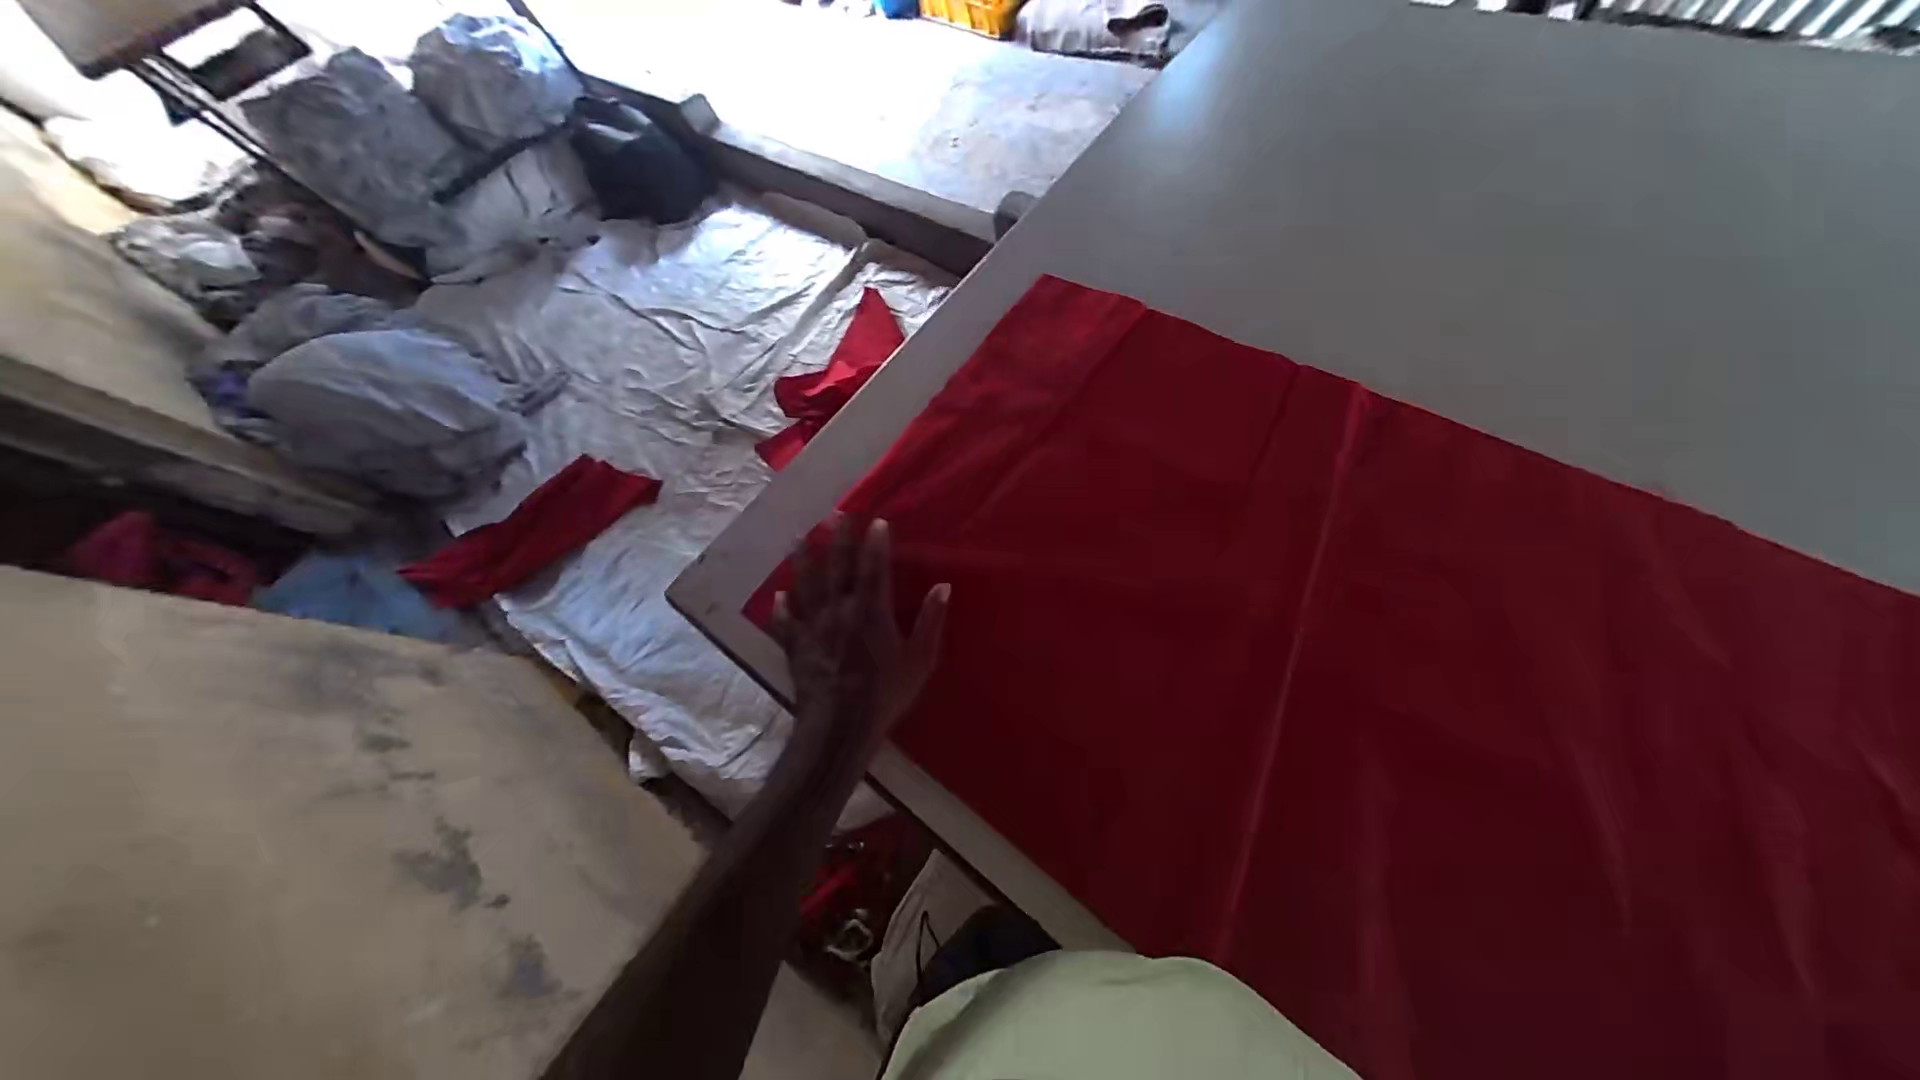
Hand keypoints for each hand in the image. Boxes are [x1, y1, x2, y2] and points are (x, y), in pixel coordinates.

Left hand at [772, 515, 948, 776]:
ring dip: (802, 560)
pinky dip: (782, 608)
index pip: (874, 567)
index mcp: (870, 611)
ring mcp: (813, 627)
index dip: (876, 542)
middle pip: (837, 567)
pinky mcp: (796, 646)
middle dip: (838, 539)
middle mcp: (839, 610)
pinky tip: (778, 596)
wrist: (838, 725)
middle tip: (835, 514)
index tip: (876, 520)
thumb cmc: (884, 694)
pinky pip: (786, 622)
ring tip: (798, 537)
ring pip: (805, 585)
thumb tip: (944, 586)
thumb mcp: (919, 660)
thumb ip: (931, 622)